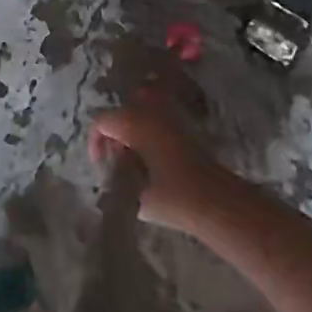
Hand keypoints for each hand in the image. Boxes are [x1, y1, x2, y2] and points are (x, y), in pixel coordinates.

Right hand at [90, 100, 235, 234]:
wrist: (216, 201)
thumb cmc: (173, 197)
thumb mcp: (136, 193)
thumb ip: (120, 179)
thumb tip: (115, 175)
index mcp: (132, 122)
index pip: (101, 121)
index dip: (95, 141)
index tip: (100, 165)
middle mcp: (149, 110)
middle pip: (120, 113)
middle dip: (113, 136)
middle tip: (115, 163)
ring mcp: (169, 115)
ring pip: (138, 113)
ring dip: (131, 133)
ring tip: (132, 162)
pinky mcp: (184, 126)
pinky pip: (156, 120)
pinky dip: (148, 133)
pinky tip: (152, 160)